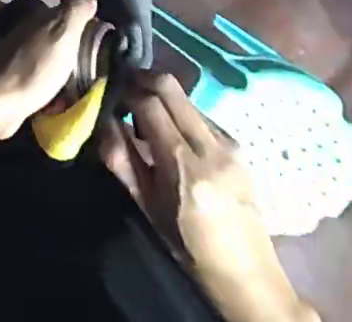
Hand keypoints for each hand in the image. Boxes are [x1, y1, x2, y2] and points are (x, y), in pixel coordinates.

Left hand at [0, 0, 98, 140]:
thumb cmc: (36, 68)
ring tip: (87, 85)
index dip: (89, 25)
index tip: (106, 43)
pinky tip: (65, 98)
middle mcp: (29, 32)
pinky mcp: (16, 80)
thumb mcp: (63, 34)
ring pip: (53, 58)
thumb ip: (76, 13)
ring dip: (68, 70)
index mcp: (40, 17)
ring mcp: (20, 56)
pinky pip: (44, 78)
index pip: (70, 13)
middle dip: (79, 50)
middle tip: (100, 68)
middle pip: (62, 37)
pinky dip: (55, 86)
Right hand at [101, 73, 314, 321]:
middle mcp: (209, 147)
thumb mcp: (146, 207)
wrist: (247, 271)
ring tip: (147, 111)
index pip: (150, 105)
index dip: (127, 90)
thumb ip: (121, 160)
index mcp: (183, 167)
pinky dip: (181, 112)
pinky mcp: (238, 144)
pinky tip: (174, 131)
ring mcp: (228, 143)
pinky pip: (201, 114)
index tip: (112, 90)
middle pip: (171, 87)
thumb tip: (104, 120)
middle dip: (144, 78)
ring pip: (186, 97)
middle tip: (126, 83)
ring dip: (163, 95)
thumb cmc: (188, 245)